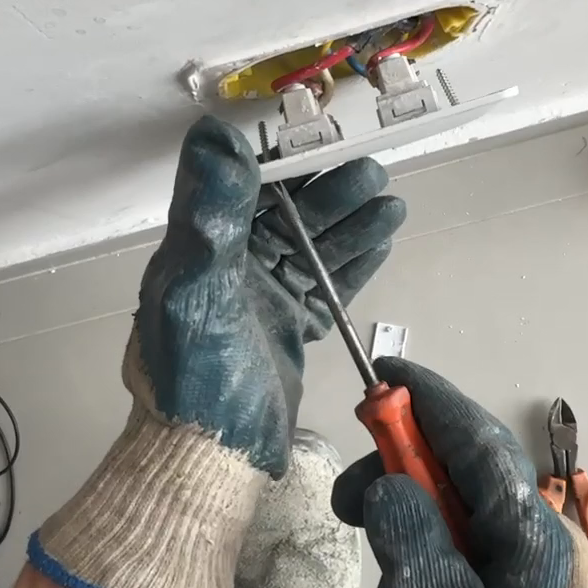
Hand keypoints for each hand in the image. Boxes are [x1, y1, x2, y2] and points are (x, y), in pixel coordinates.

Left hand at [131, 115, 404, 477]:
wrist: (211, 455)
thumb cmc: (197, 372)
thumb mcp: (197, 286)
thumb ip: (208, 212)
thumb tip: (214, 133)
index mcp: (202, 250)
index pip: (248, 192)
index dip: (287, 166)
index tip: (322, 144)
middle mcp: (232, 269)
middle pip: (289, 218)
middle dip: (332, 195)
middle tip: (373, 173)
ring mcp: (263, 300)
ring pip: (313, 251)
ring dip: (351, 227)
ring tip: (390, 205)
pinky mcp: (288, 329)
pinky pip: (325, 287)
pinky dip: (352, 266)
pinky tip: (378, 244)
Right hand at [332, 358, 587, 587]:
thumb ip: (412, 544)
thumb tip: (388, 485)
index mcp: (531, 532)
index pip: (475, 438)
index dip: (428, 398)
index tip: (384, 373)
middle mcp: (534, 533)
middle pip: (458, 471)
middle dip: (398, 478)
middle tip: (347, 505)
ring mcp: (525, 561)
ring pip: (448, 514)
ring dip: (406, 544)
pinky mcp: (512, 587)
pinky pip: (455, 553)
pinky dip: (422, 575)